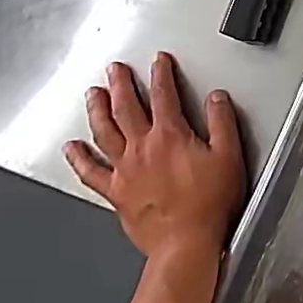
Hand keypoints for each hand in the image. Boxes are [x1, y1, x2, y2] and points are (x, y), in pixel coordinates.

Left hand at [65, 52, 246, 263]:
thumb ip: (222, 123)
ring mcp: (125, 170)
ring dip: (97, 110)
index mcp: (171, 136)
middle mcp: (143, 148)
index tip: (158, 61)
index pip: (164, 96)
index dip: (161, 74)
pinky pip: (91, 172)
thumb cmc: (210, 202)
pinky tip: (72, 148)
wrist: (186, 241)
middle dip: (120, 84)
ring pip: (104, 132)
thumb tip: (216, 99)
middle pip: (126, 108)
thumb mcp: (230, 156)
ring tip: (93, 94)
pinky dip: (79, 158)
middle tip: (115, 69)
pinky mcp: (116, 192)